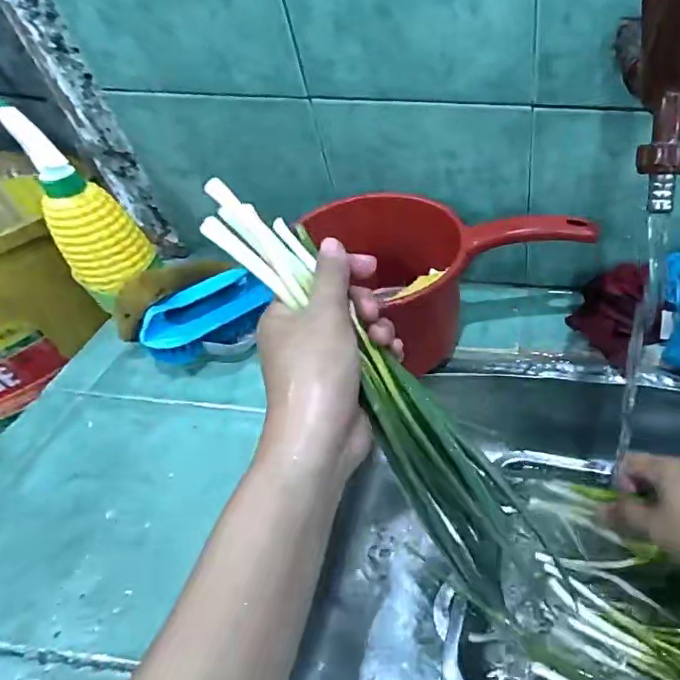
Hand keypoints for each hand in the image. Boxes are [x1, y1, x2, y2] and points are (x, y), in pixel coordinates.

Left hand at [255, 237, 401, 479]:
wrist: (322, 437)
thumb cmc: (317, 370)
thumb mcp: (324, 315)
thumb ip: (331, 276)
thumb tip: (330, 242)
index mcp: (284, 315)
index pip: (310, 278)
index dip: (340, 269)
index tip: (369, 266)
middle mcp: (301, 334)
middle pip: (339, 302)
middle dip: (363, 304)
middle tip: (370, 314)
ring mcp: (325, 360)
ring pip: (359, 328)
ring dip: (378, 328)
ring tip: (385, 342)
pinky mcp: (347, 380)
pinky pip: (369, 353)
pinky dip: (383, 351)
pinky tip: (395, 355)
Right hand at [604, 454, 679, 580]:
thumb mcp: (654, 528)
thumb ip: (625, 516)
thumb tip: (598, 510)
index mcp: (667, 466)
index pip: (628, 460)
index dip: (619, 484)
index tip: (628, 511)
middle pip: (648, 470)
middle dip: (637, 495)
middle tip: (641, 525)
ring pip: (668, 483)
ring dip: (657, 503)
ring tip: (661, 531)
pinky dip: (677, 506)